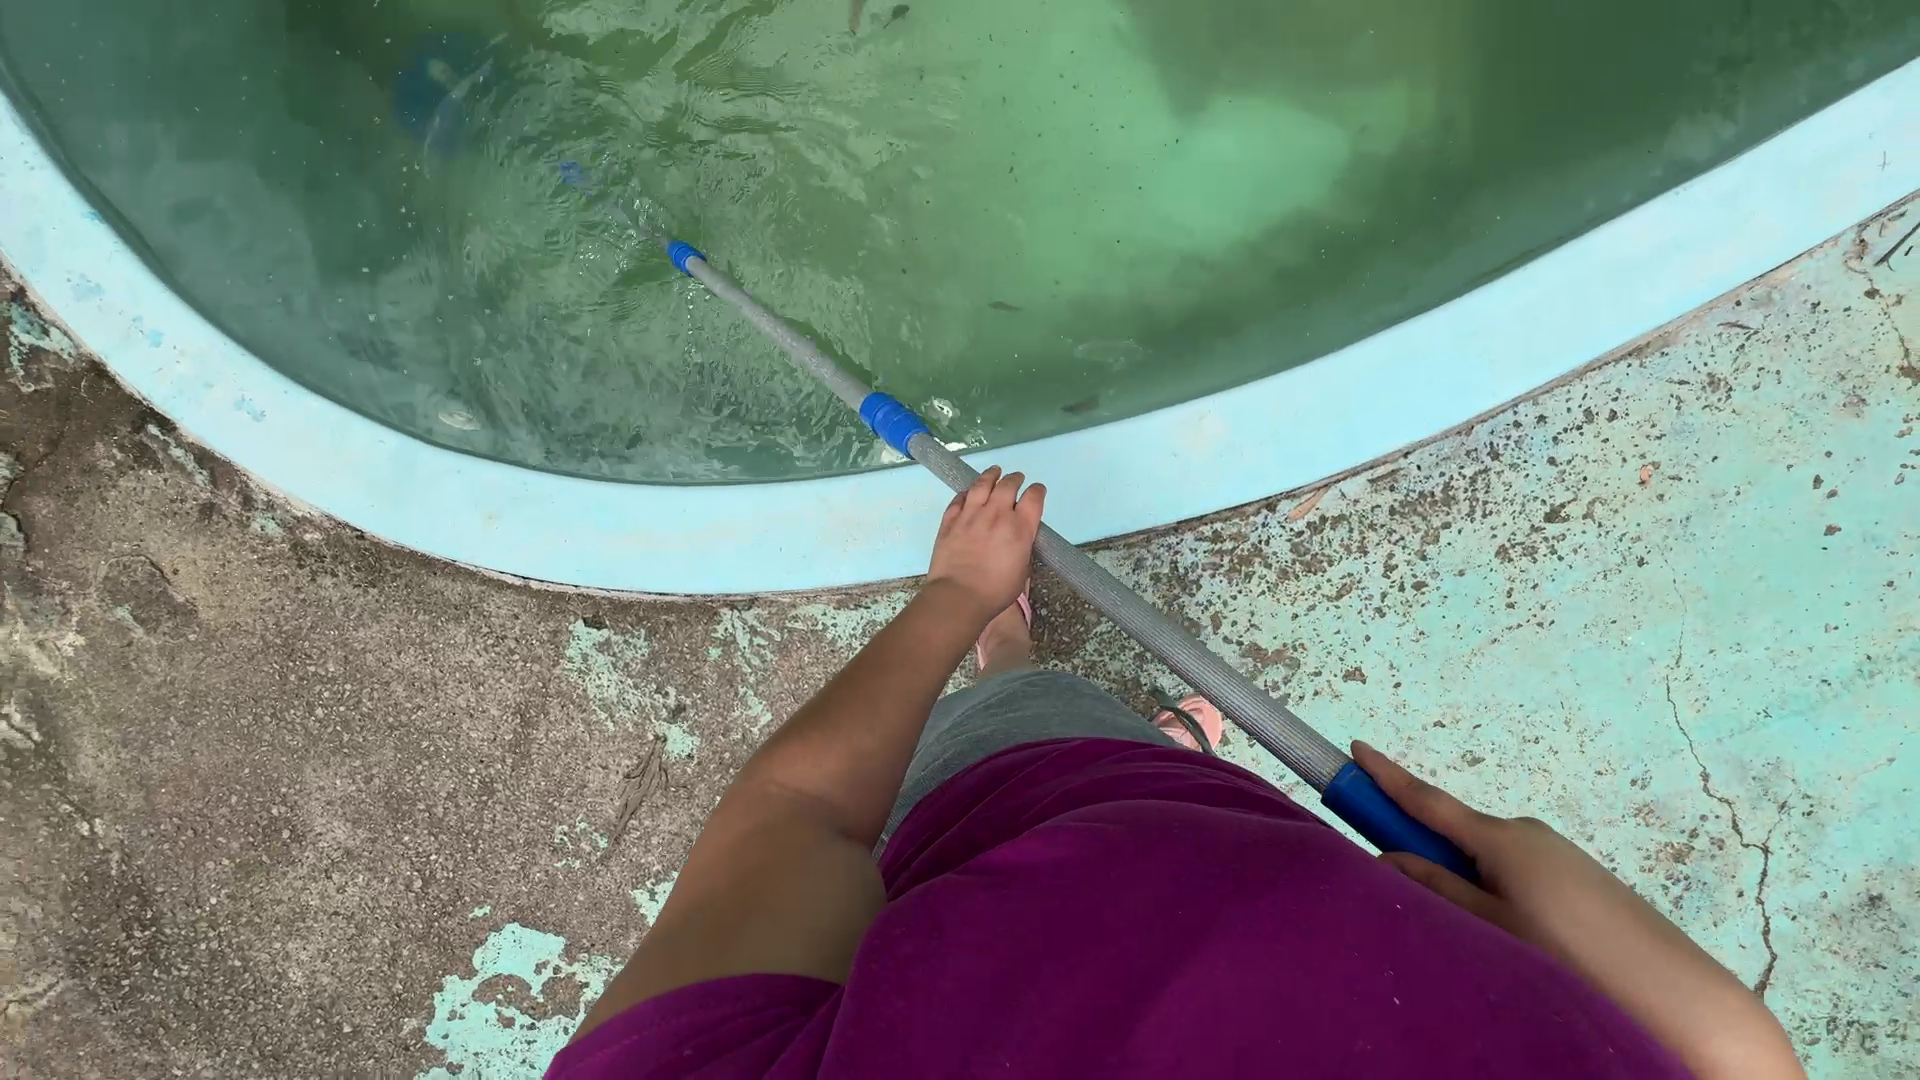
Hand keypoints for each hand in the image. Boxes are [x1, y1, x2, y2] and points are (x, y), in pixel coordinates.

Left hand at [925, 466, 1044, 623]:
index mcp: (1020, 528)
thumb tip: (1018, 538)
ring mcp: (971, 514)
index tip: (1037, 490)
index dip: (1037, 491)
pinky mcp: (950, 520)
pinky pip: (959, 498)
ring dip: (991, 475)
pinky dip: (967, 492)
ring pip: (982, 484)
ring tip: (994, 471)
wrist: (958, 595)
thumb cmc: (995, 591)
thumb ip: (1022, 548)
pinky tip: (969, 491)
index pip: (1034, 497)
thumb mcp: (1021, 571)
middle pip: (1008, 485)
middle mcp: (997, 514)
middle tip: (1016, 478)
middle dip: (1015, 479)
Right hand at [1354, 741, 1802, 1079]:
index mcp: (1500, 838)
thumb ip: (1435, 887)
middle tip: (1418, 890)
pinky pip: (1517, 869)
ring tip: (1487, 934)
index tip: (1355, 746)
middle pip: (1455, 831)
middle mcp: (1526, 832)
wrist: (1687, 1002)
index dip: (1385, 774)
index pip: (1425, 799)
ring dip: (1467, 877)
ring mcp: (1557, 852)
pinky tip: (1521, 935)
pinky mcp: (1580, 875)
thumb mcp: (1492, 927)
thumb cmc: (1574, 958)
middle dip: (1428, 850)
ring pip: (1487, 856)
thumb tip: (1387, 857)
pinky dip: (1498, 887)